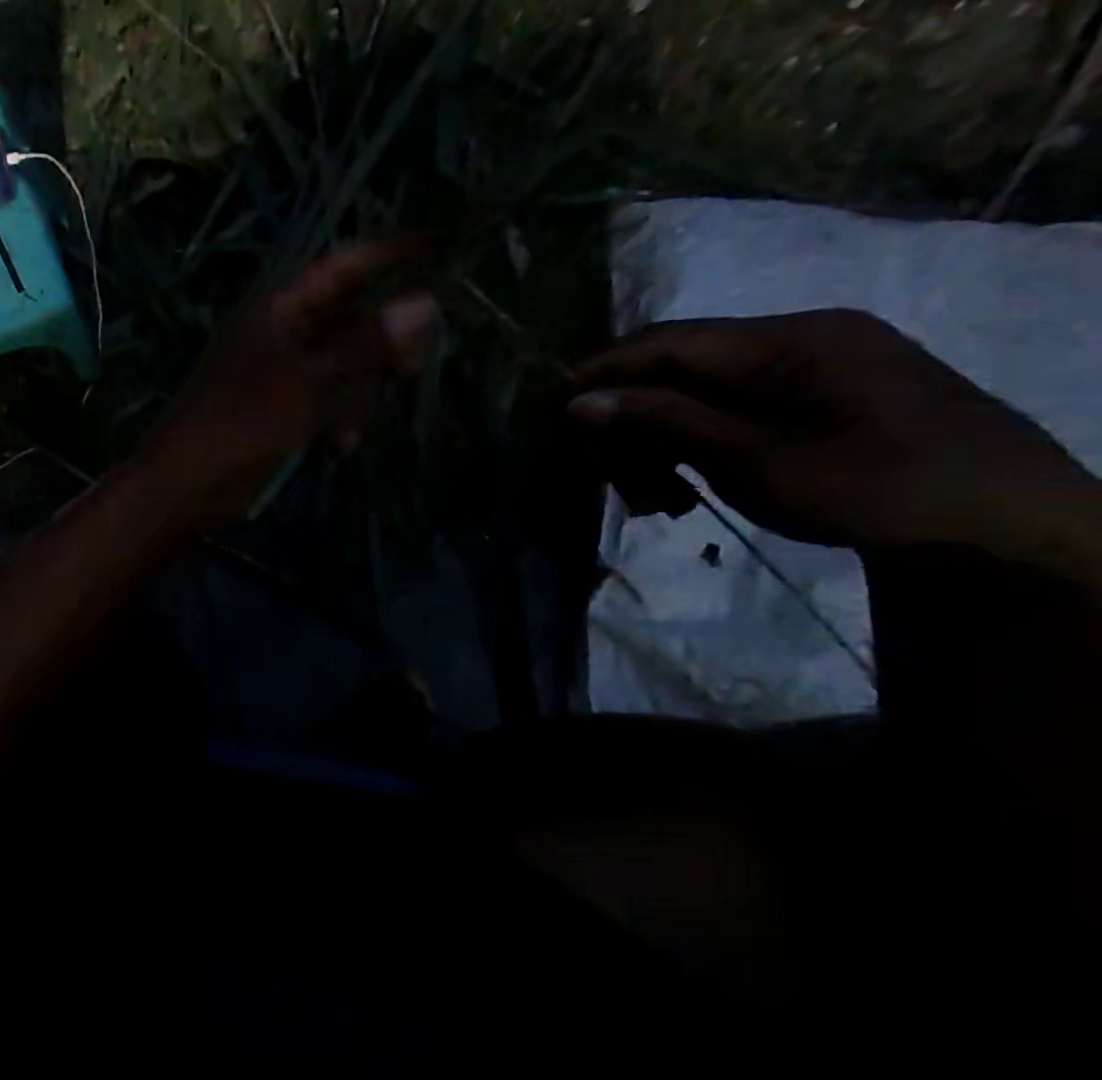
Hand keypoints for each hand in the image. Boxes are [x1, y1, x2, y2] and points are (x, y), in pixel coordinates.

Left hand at [143, 242, 439, 518]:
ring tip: (353, 429)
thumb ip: (366, 345)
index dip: (388, 254)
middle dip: (381, 345)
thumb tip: (425, 302)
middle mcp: (281, 333)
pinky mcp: (280, 408)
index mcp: (279, 311)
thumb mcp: (310, 383)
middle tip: (411, 367)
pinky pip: (326, 400)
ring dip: (357, 395)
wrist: (187, 484)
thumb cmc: (243, 426)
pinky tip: (340, 445)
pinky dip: (337, 418)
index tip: (437, 247)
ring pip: (342, 365)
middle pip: (349, 319)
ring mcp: (280, 372)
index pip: (342, 267)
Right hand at [569, 309, 1100, 565]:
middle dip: (632, 422)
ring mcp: (810, 364)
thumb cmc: (878, 490)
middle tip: (614, 481)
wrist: (1007, 526)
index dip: (603, 374)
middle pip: (677, 367)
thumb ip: (664, 422)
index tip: (556, 417)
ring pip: (697, 393)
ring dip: (660, 442)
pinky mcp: (817, 393)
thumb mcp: (755, 460)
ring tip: (657, 500)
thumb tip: (578, 400)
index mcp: (789, 340)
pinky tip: (689, 488)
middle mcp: (796, 337)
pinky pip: (731, 408)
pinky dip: (695, 445)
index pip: (666, 342)